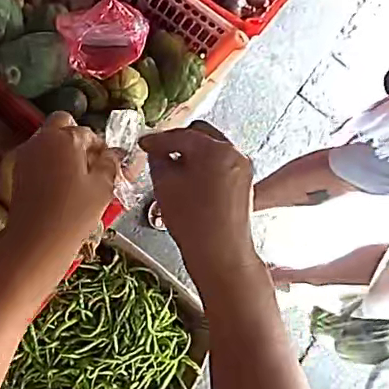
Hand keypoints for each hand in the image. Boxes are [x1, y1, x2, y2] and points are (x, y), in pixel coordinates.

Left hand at [7, 112, 119, 250]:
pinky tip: (59, 184)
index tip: (108, 162)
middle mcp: (43, 140)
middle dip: (76, 136)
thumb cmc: (72, 213)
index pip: (88, 132)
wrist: (36, 238)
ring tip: (76, 175)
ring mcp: (27, 153)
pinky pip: (37, 155)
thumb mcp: (103, 187)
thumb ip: (111, 164)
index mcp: (66, 138)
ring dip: (61, 148)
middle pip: (62, 123)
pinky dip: (48, 161)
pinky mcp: (17, 169)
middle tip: (89, 160)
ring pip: (47, 138)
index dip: (100, 147)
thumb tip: (116, 154)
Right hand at [140, 122, 261, 278]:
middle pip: (200, 134)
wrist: (221, 253)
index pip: (179, 135)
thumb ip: (158, 160)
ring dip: (192, 154)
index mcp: (214, 149)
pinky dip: (204, 166)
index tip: (144, 144)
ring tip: (172, 168)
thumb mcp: (164, 185)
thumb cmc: (194, 222)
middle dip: (178, 142)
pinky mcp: (243, 182)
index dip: (157, 140)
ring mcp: (242, 167)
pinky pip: (220, 163)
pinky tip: (189, 181)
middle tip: (159, 152)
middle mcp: (233, 153)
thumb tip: (158, 152)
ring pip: (211, 149)